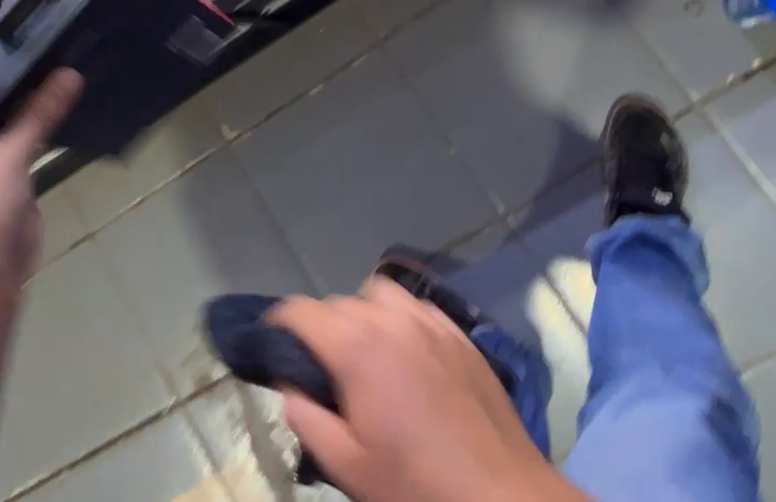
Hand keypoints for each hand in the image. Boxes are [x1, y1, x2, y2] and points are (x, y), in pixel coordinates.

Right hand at [270, 279, 580, 501]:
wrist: (503, 496)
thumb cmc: (418, 484)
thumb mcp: (346, 464)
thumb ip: (305, 417)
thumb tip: (291, 385)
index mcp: (357, 347)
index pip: (300, 311)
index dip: (278, 324)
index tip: (272, 347)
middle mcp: (391, 320)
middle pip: (337, 302)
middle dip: (320, 328)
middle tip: (321, 371)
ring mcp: (430, 322)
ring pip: (378, 294)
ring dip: (361, 315)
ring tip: (365, 355)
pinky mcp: (460, 333)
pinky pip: (416, 307)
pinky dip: (399, 320)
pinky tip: (406, 355)